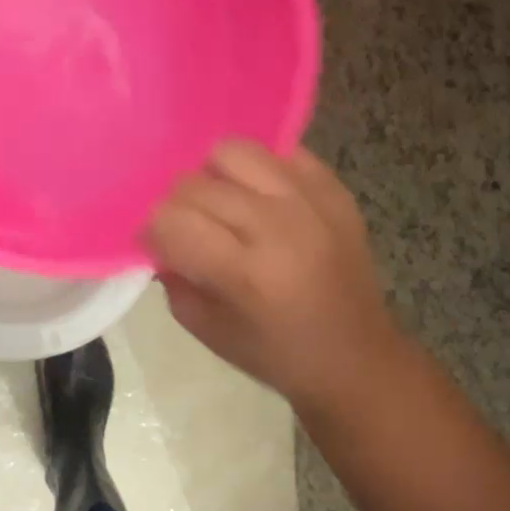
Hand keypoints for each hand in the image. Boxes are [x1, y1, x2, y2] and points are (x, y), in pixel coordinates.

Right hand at [144, 142, 406, 409]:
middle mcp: (278, 227)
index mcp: (244, 272)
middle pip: (195, 184)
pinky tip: (258, 197)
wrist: (356, 358)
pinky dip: (259, 170)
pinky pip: (281, 153)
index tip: (155, 245)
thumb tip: (159, 240)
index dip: (152, 230)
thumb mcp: (205, 328)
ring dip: (214, 175)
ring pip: (234, 152)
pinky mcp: (334, 191)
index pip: (170, 219)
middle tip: (185, 229)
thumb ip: (173, 278)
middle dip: (176, 204)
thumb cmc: (273, 353)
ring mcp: (310, 203)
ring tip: (221, 203)